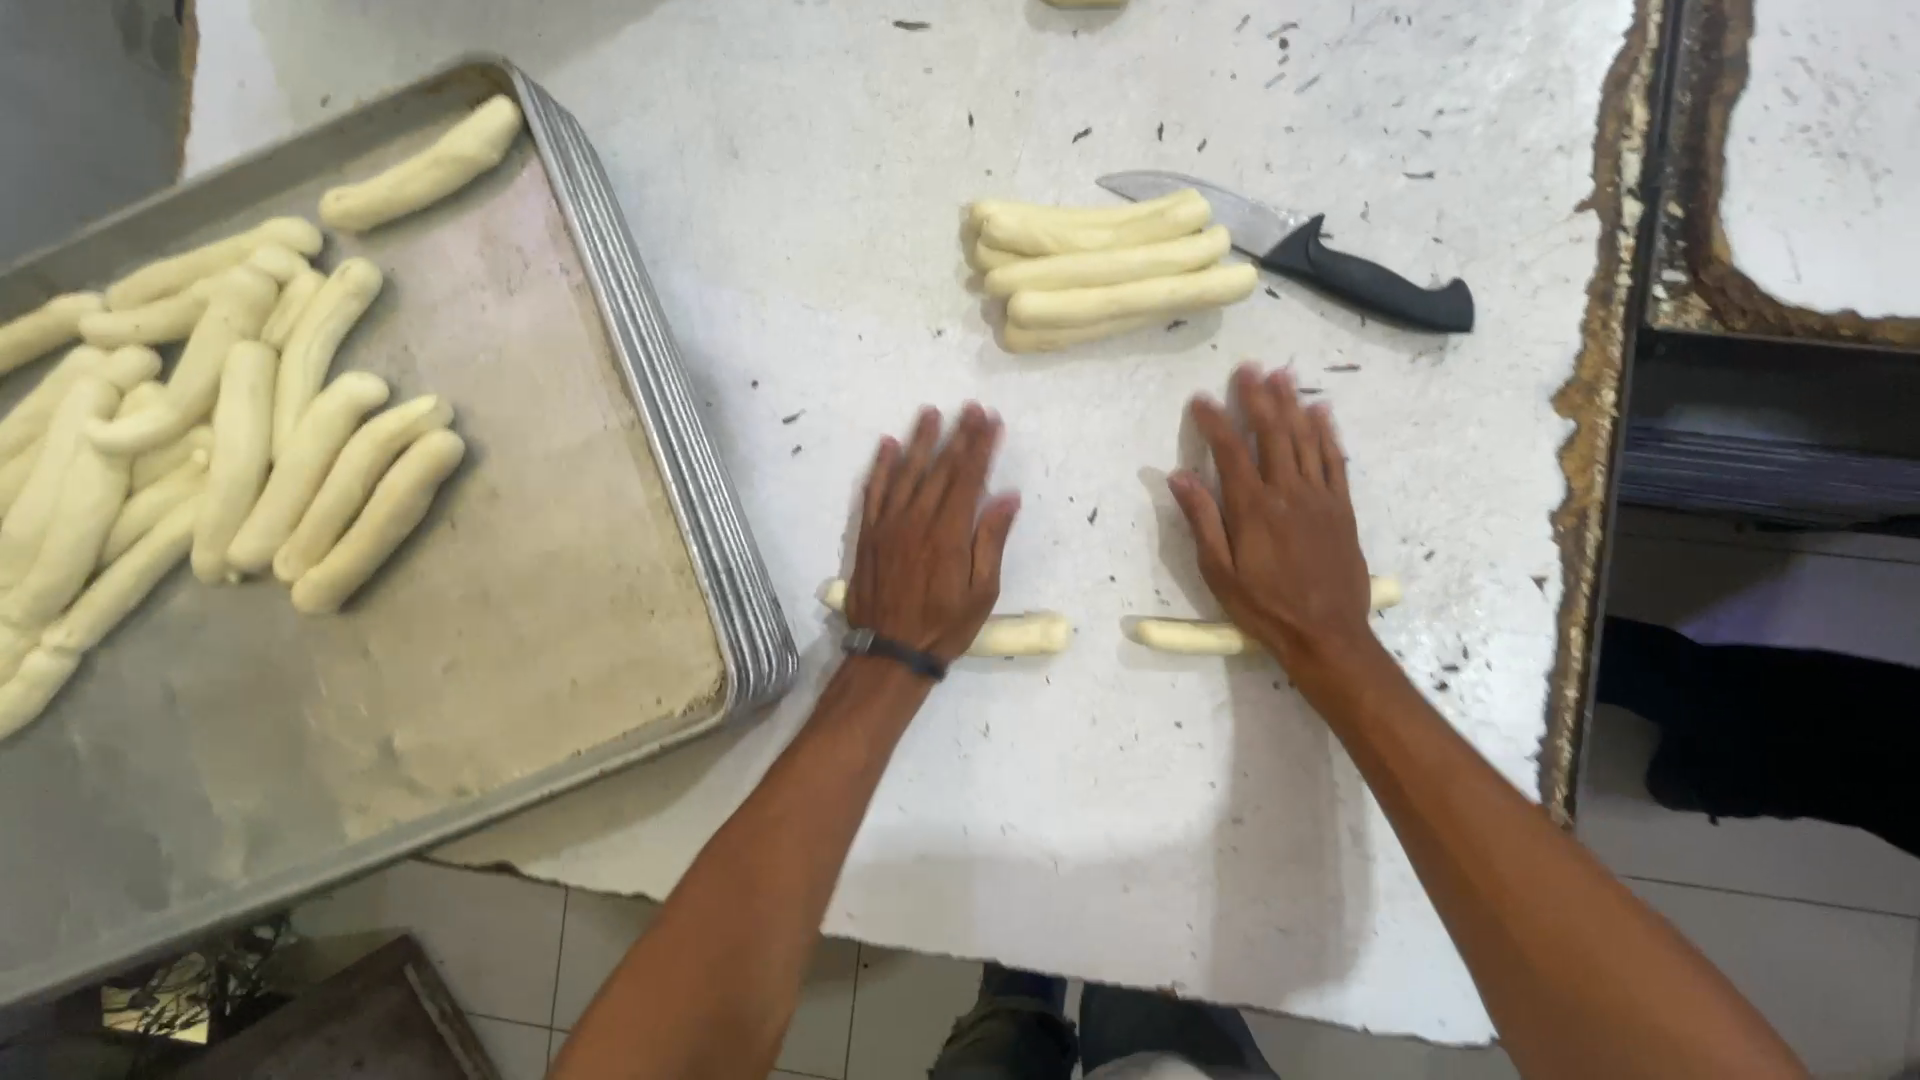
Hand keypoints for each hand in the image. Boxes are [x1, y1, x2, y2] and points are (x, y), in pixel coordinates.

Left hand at [847, 403, 1020, 663]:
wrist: (889, 651)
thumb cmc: (944, 626)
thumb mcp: (982, 592)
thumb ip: (991, 541)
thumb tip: (1006, 497)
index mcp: (948, 533)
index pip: (968, 478)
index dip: (981, 447)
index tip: (992, 421)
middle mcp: (916, 520)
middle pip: (940, 468)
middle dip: (958, 435)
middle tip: (970, 408)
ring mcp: (888, 524)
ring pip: (905, 472)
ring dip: (920, 441)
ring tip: (931, 413)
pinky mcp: (868, 534)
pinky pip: (873, 491)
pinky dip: (881, 467)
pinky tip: (887, 445)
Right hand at [1168, 365, 1374, 673]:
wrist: (1326, 633)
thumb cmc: (1263, 607)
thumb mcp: (1219, 572)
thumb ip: (1202, 520)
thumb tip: (1179, 477)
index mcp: (1252, 508)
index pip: (1230, 452)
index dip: (1214, 422)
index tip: (1200, 398)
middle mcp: (1288, 493)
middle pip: (1272, 434)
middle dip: (1258, 398)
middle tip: (1248, 368)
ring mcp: (1320, 497)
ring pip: (1305, 440)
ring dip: (1293, 405)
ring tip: (1282, 376)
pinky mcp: (1342, 508)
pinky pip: (1335, 461)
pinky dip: (1328, 434)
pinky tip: (1322, 413)